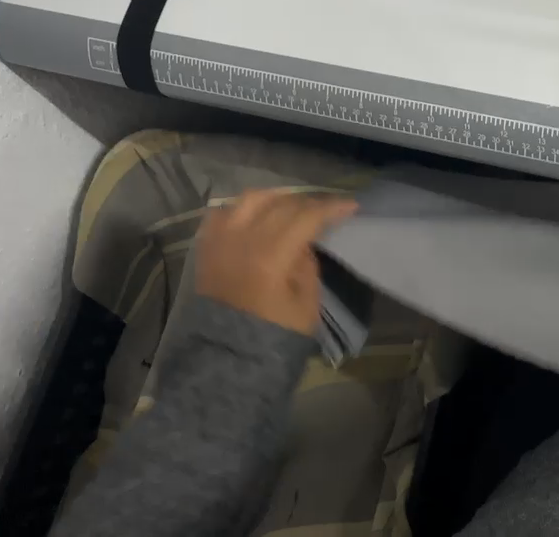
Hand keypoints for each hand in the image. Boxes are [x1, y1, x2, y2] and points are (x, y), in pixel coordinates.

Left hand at [193, 189, 356, 336]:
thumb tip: (305, 241)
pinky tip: (257, 216)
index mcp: (271, 257)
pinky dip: (242, 209)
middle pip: (282, 204)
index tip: (351, 205)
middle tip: (327, 209)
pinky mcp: (207, 249)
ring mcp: (221, 242)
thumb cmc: (272, 337)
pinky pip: (222, 213)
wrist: (224, 361)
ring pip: (251, 199)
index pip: (307, 217)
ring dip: (277, 198)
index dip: (332, 207)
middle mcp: (243, 240)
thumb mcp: (306, 305)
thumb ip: (308, 265)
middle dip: (310, 202)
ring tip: (293, 206)